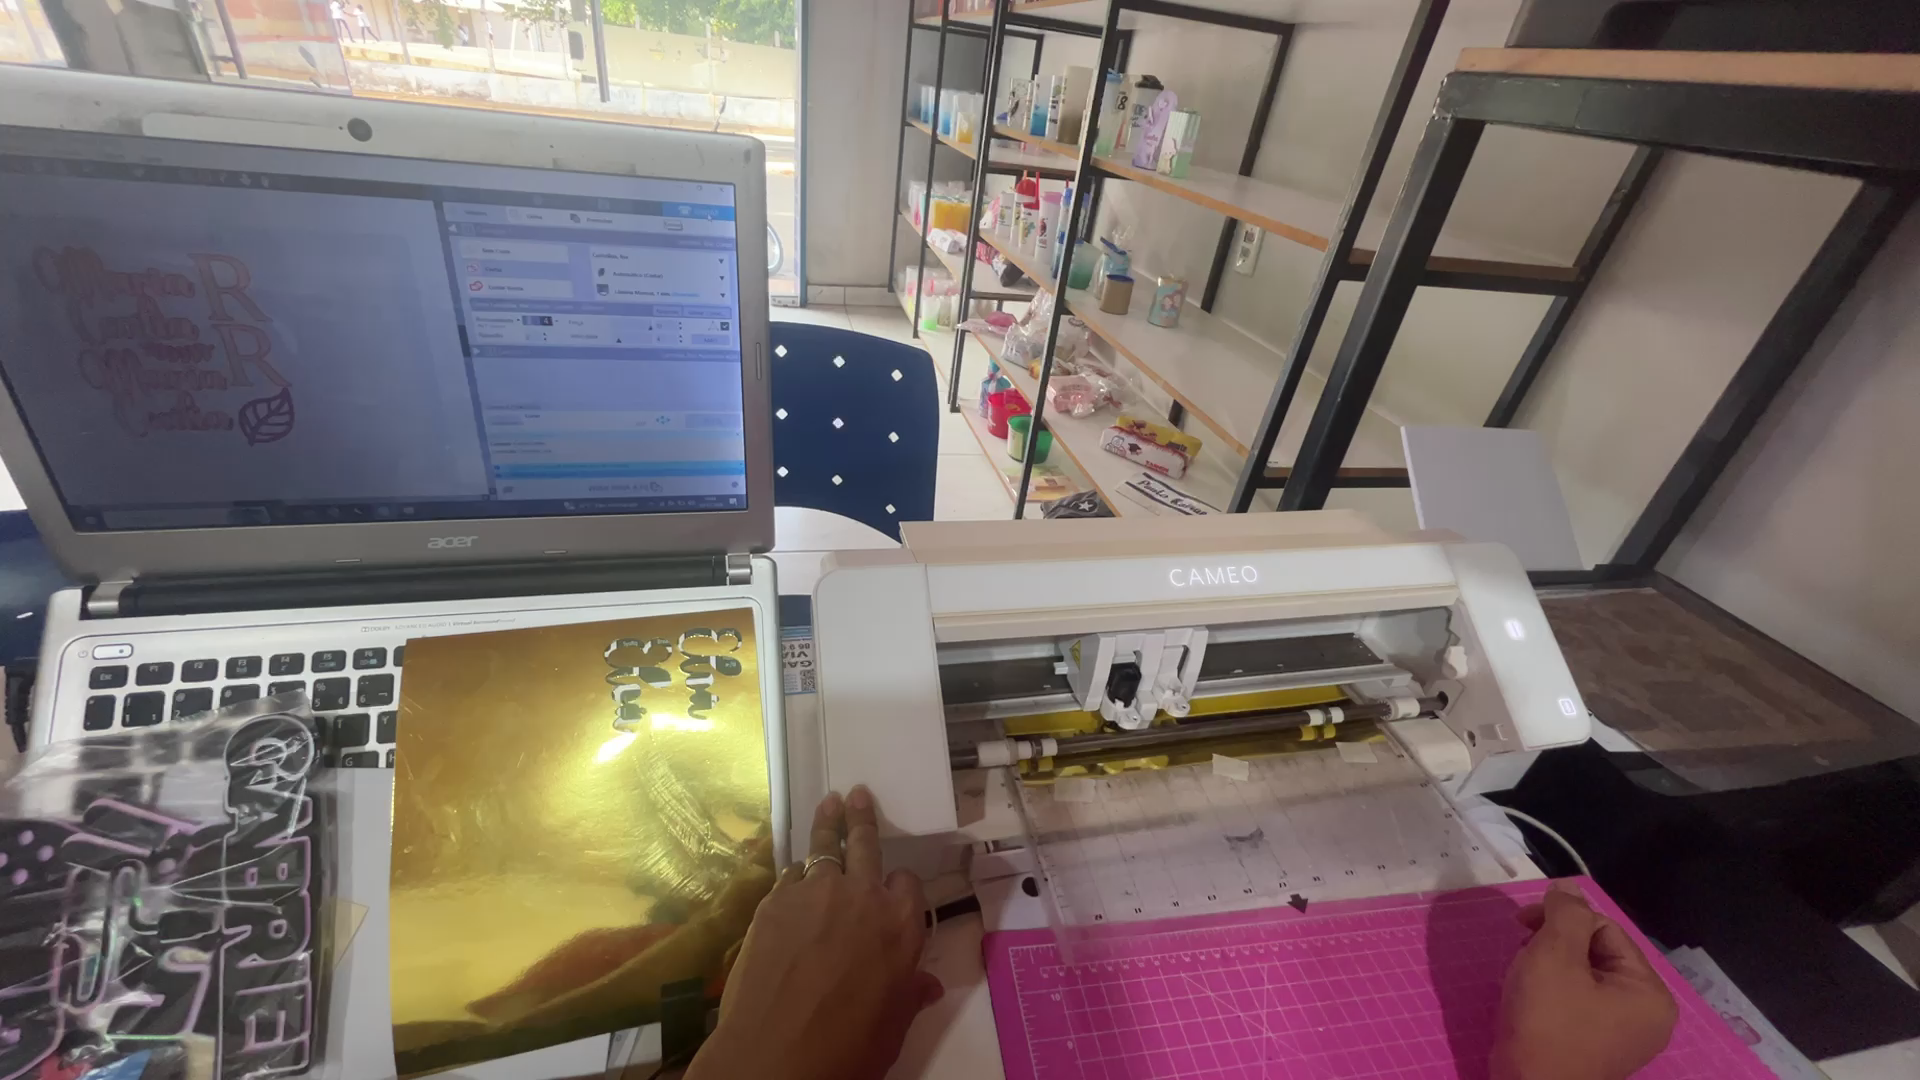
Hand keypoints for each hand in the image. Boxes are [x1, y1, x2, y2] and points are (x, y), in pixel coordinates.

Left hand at [687, 787, 942, 1079]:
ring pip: (823, 846)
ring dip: (828, 823)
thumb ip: (909, 995)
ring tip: (829, 803)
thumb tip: (929, 986)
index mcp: (900, 922)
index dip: (900, 885)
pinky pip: (790, 875)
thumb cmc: (847, 1048)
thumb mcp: (892, 1027)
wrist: (774, 1057)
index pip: (908, 882)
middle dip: (863, 816)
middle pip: (865, 843)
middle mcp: (862, 894)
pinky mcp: (775, 901)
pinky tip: (795, 875)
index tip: (895, 888)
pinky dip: (796, 874)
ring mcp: (815, 891)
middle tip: (858, 794)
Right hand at [1492, 880, 1677, 1079]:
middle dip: (1553, 940)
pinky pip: (1578, 994)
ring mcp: (1623, 1028)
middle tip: (1520, 948)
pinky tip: (1531, 991)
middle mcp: (1645, 1010)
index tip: (1520, 926)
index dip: (1560, 918)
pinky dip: (1551, 983)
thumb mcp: (1554, 956)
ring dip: (1548, 959)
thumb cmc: (1548, 1019)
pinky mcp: (1597, 1038)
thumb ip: (1565, 915)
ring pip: (1583, 970)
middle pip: (1595, 948)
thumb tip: (1569, 886)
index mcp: (1647, 991)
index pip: (1603, 928)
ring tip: (1524, 972)